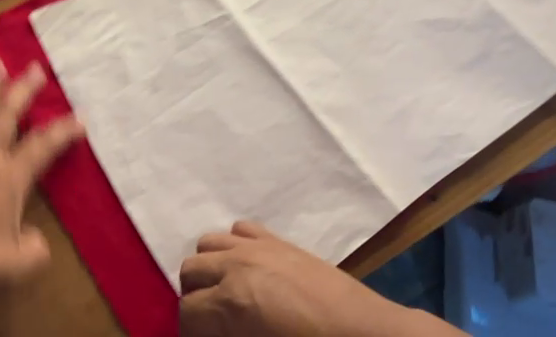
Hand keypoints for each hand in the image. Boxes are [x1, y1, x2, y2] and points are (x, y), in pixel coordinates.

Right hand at [180, 222, 450, 336]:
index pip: (187, 311)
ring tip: (226, 293)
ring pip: (208, 244)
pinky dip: (234, 247)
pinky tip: (249, 269)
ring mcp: (256, 246)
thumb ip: (229, 335)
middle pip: (189, 270)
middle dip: (196, 298)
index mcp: (232, 301)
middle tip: (212, 323)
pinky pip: (239, 229)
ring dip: (211, 269)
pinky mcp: (277, 239)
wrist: (367, 335)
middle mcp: (236, 264)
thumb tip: (215, 330)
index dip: (190, 331)